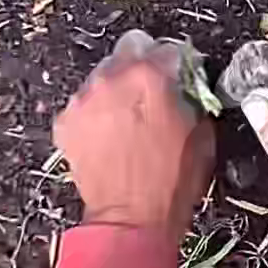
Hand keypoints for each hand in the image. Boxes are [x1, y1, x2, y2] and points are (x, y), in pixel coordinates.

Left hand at [54, 29, 214, 234]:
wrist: (131, 219)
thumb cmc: (171, 178)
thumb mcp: (200, 129)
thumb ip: (191, 95)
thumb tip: (186, 86)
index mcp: (151, 76)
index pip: (167, 48)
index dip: (178, 64)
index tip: (181, 76)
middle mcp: (112, 80)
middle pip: (129, 50)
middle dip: (143, 67)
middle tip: (154, 92)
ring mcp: (85, 100)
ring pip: (104, 74)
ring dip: (118, 87)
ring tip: (130, 116)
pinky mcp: (67, 122)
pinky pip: (85, 101)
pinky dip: (97, 109)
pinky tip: (110, 131)